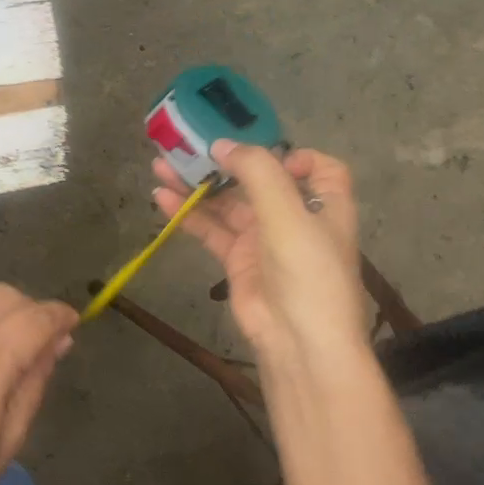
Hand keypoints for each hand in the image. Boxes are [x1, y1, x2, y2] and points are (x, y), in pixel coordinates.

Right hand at [153, 141, 368, 359]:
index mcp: (323, 205)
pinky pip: (209, 228)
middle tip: (185, 148)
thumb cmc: (306, 273)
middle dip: (223, 163)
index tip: (257, 153)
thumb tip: (221, 144)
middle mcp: (294, 218)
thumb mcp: (287, 215)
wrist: (298, 339)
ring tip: (160, 167)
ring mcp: (264, 239)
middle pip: (258, 181)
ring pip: (226, 202)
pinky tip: (162, 199)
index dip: (294, 156)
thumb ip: (257, 174)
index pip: (319, 169)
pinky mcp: (237, 259)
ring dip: (196, 185)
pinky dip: (186, 213)